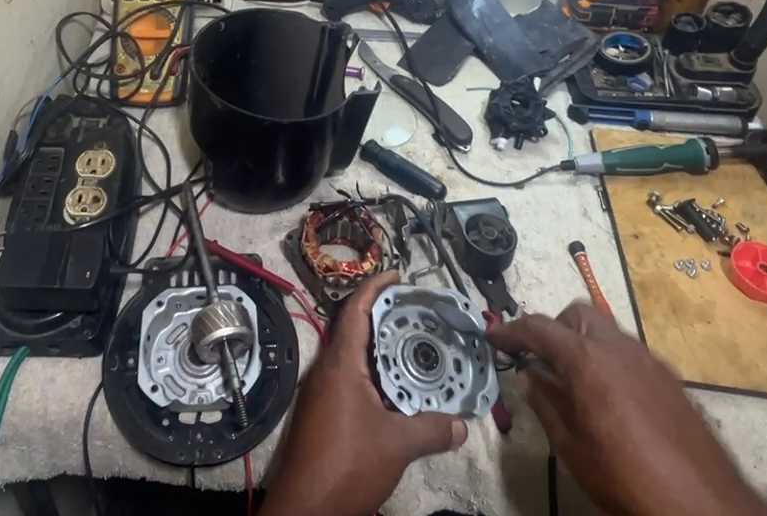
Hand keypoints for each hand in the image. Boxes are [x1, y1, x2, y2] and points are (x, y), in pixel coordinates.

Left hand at [259, 272, 467, 515]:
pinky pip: (348, 380)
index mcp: (340, 363)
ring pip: (351, 357)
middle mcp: (326, 370)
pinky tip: (394, 391)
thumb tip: (461, 425)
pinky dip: (372, 376)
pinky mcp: (320, 414)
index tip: (397, 274)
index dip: (375, 287)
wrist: (305, 510)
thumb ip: (430, 429)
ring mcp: (320, 393)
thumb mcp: (396, 445)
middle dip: (382, 317)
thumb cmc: (347, 464)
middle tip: (417, 313)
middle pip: (353, 329)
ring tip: (413, 348)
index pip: (355, 310)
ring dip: (378, 349)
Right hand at [488, 302, 766, 515]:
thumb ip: (546, 402)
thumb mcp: (571, 447)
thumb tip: (529, 375)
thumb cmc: (626, 477)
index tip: (492, 338)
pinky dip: (606, 358)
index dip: (510, 331)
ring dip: (580, 341)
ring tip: (571, 379)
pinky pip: (627, 351)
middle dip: (552, 328)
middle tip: (538, 360)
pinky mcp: (669, 378)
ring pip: (604, 330)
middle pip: (576, 314)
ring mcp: (648, 360)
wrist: (703, 506)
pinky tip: (606, 395)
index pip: (538, 328)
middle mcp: (618, 347)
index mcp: (587, 360)